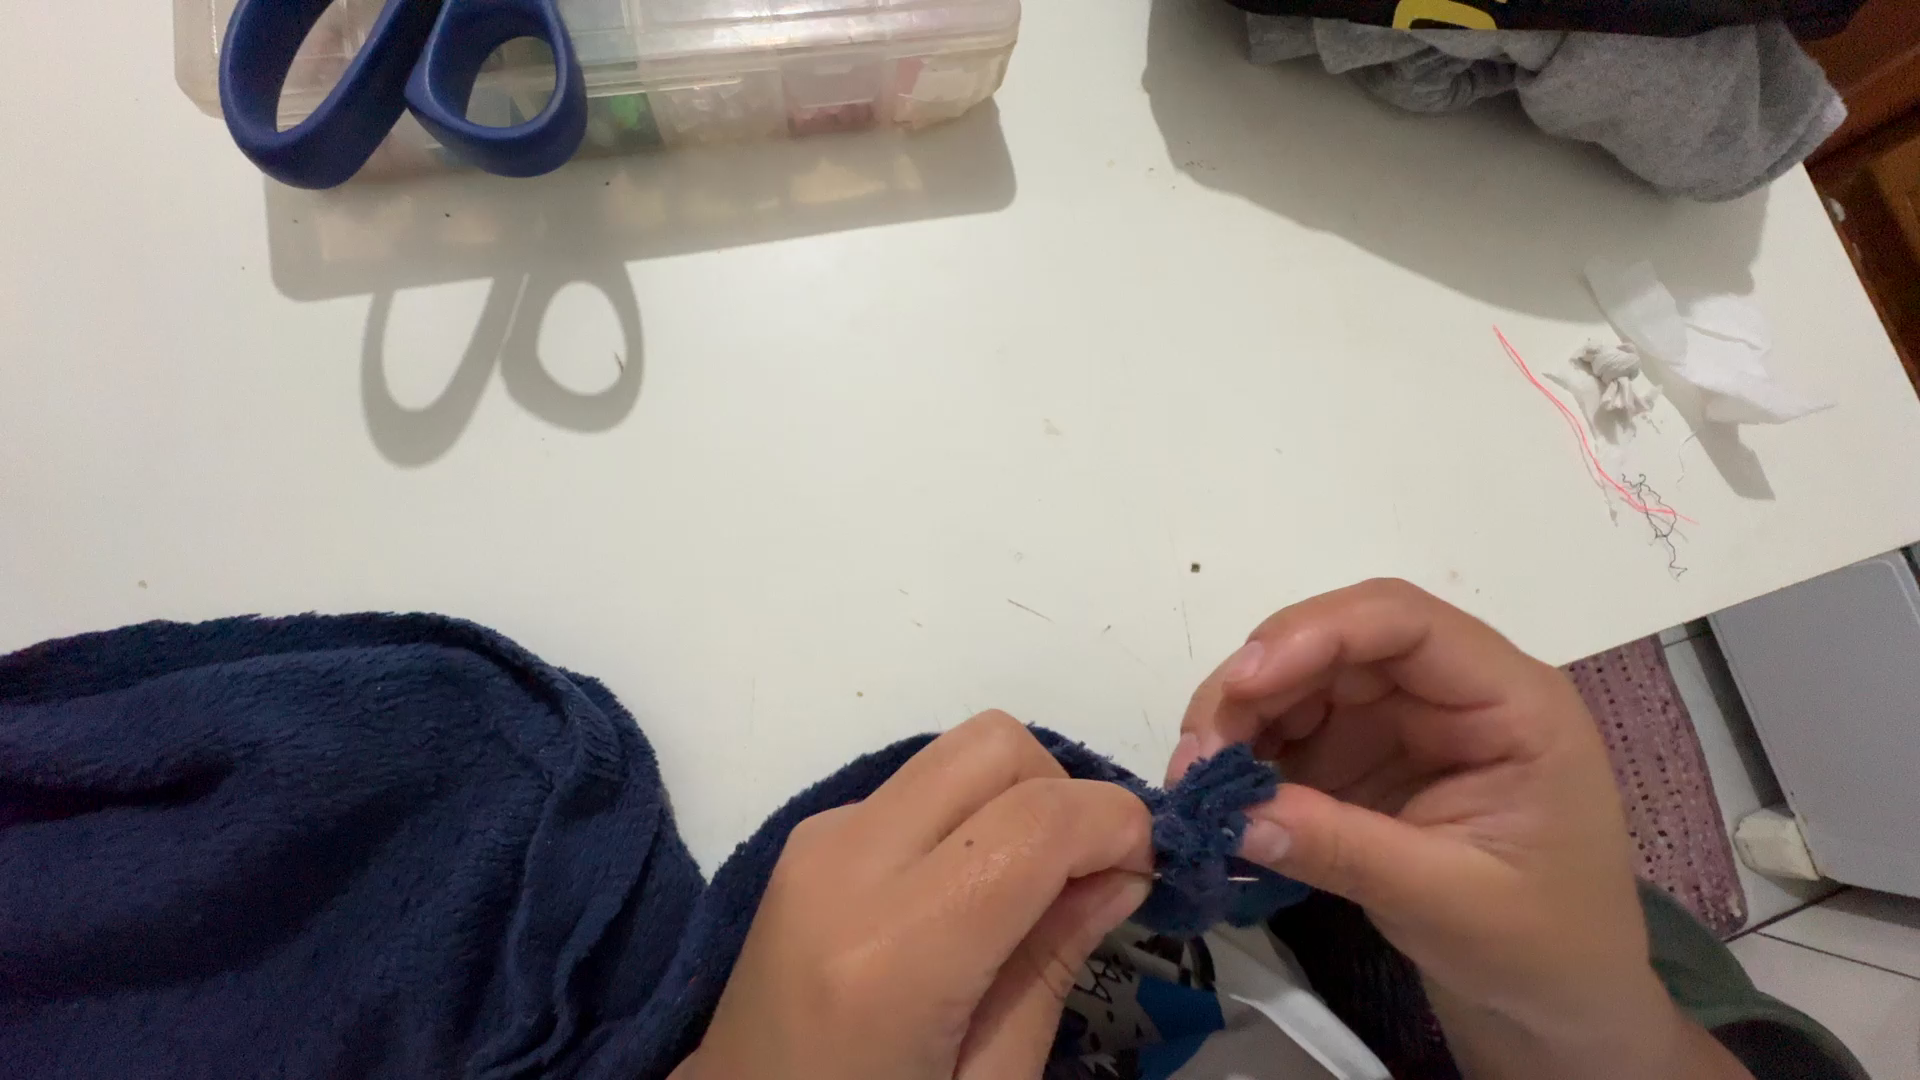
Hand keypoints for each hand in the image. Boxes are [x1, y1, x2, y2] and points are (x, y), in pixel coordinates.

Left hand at [677, 711, 1152, 1079]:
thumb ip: (1053, 962)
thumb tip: (1122, 865)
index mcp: (890, 952)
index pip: (1032, 821)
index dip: (1115, 823)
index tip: (1147, 867)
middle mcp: (846, 861)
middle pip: (993, 745)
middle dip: (1064, 789)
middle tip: (1084, 872)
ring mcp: (820, 834)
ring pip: (958, 749)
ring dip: (1019, 793)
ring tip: (1030, 879)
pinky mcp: (812, 831)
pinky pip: (921, 781)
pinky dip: (972, 808)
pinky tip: (969, 882)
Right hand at [1170, 579, 1750, 1079]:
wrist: (1549, 995)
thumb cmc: (1539, 945)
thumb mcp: (1449, 902)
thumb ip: (1341, 849)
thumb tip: (1232, 814)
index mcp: (1505, 700)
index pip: (1401, 622)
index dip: (1313, 634)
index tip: (1244, 686)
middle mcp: (1440, 687)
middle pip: (1327, 642)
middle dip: (1252, 686)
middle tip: (1198, 753)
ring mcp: (1390, 713)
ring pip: (1292, 676)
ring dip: (1235, 716)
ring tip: (1195, 777)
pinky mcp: (1351, 744)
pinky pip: (1280, 721)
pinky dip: (1240, 747)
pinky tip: (1216, 784)